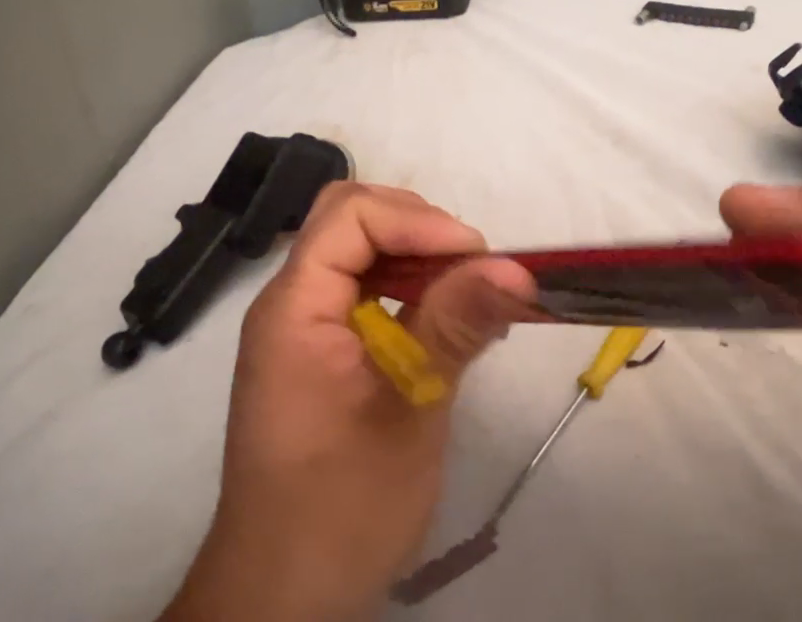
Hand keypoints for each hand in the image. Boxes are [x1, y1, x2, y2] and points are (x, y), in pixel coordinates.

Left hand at [165, 183, 535, 621]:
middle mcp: (290, 304)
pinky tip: (448, 322)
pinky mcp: (320, 355)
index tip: (477, 256)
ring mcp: (302, 330)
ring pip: (358, 253)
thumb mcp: (409, 411)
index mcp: (294, 308)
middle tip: (475, 268)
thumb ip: (455, 327)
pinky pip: (362, 293)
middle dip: (418, 228)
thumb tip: (518, 267)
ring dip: (418, 258)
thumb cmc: (342, 506)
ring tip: (473, 293)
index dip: (418, 221)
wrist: (284, 592)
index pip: (350, 216)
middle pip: (349, 221)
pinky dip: (409, 290)